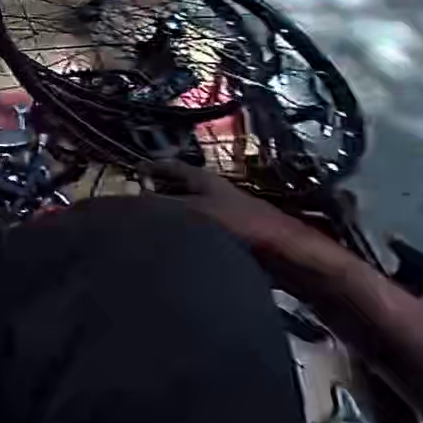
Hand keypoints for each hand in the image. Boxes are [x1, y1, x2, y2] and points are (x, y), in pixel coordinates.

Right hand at [140, 160, 335, 265]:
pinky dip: (185, 237)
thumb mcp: (196, 212)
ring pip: (188, 213)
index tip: (132, 173)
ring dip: (171, 219)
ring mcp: (224, 215)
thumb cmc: (244, 224)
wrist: (290, 257)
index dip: (150, 167)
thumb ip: (163, 206)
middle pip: (177, 189)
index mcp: (203, 178)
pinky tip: (174, 250)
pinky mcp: (233, 239)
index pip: (170, 166)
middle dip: (156, 194)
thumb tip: (133, 201)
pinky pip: (199, 234)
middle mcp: (213, 192)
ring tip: (149, 228)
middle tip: (134, 204)